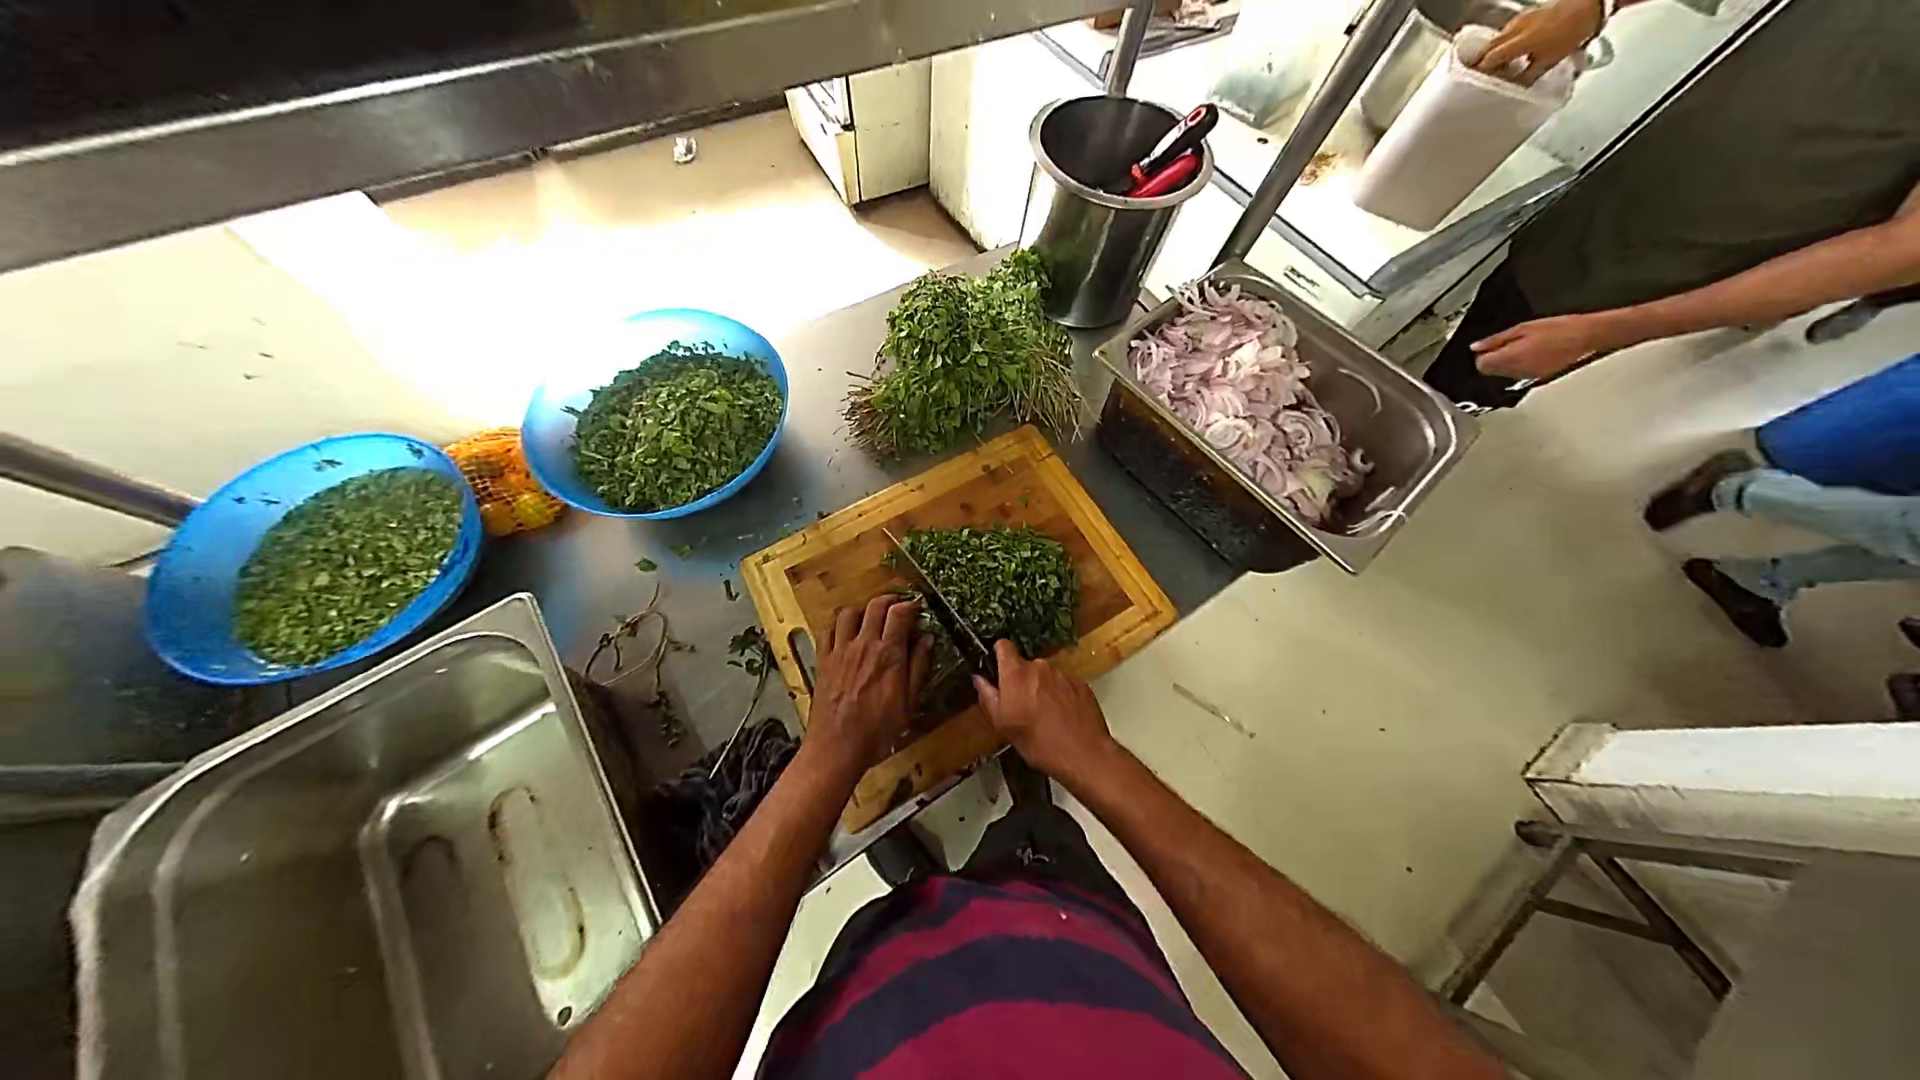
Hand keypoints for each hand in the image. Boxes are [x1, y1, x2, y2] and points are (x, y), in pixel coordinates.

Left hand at [808, 594, 933, 772]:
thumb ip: (919, 666)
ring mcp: (840, 651)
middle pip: (875, 606)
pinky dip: (838, 625)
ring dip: (863, 609)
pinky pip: (827, 630)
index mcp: (889, 654)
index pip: (900, 613)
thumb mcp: (909, 702)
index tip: (917, 608)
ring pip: (849, 612)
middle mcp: (864, 645)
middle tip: (899, 606)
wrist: (838, 747)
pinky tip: (845, 632)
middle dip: (890, 600)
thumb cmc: (878, 730)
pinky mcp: (824, 660)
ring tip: (872, 617)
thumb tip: (927, 639)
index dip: (911, 605)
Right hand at [972, 640, 1116, 786]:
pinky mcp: (1081, 685)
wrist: (1083, 754)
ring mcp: (1063, 675)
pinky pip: (1064, 685)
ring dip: (1043, 690)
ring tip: (1045, 716)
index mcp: (1016, 674)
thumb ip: (987, 696)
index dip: (999, 653)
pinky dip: (1061, 696)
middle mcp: (1040, 667)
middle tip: (1023, 706)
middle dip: (1023, 681)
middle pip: (1026, 666)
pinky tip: (1062, 717)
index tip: (999, 666)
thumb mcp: (1002, 724)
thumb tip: (979, 679)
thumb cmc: (1038, 742)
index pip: (1004, 646)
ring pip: (1046, 677)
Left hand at [1470, 312, 1617, 380]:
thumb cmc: (1560, 329)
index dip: (1483, 354)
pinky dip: (1520, 366)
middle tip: (1506, 344)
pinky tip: (1534, 353)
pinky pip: (1520, 374)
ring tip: (1524, 346)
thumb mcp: (1523, 328)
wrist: (1589, 336)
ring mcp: (1528, 376)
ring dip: (1506, 363)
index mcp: (1509, 358)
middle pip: (1490, 371)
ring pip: (1504, 374)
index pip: (1481, 364)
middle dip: (1492, 359)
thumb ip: (1496, 339)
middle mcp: (1516, 371)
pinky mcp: (1539, 378)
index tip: (1490, 346)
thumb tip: (1476, 346)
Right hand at [1472, 0, 1603, 85]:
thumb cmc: (1574, 30)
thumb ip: (1527, 76)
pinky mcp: (1530, 13)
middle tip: (1480, 76)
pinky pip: (1509, 31)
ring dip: (1494, 52)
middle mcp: (1515, 29)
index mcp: (1518, 42)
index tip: (1476, 84)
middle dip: (1481, 62)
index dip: (1480, 73)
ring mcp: (1522, 19)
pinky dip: (1506, 42)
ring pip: (1497, 39)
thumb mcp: (1550, 60)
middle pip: (1488, 48)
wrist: (1594, 3)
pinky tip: (1513, 49)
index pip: (1488, 60)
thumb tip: (1514, 87)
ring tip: (1498, 64)